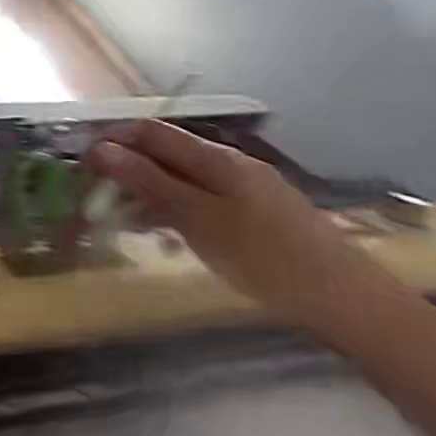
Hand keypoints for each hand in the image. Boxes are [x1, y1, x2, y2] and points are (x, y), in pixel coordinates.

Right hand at [87, 120, 407, 332]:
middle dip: (128, 169)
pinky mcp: (261, 214)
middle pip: (167, 152)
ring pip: (184, 177)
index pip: (151, 131)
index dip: (113, 141)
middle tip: (100, 201)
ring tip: (129, 222)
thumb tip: (101, 148)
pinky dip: (178, 209)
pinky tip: (173, 235)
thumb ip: (148, 182)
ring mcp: (249, 189)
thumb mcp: (197, 220)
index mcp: (215, 158)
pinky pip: (205, 199)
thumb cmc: (267, 260)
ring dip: (151, 191)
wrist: (352, 305)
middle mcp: (231, 163)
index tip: (83, 168)